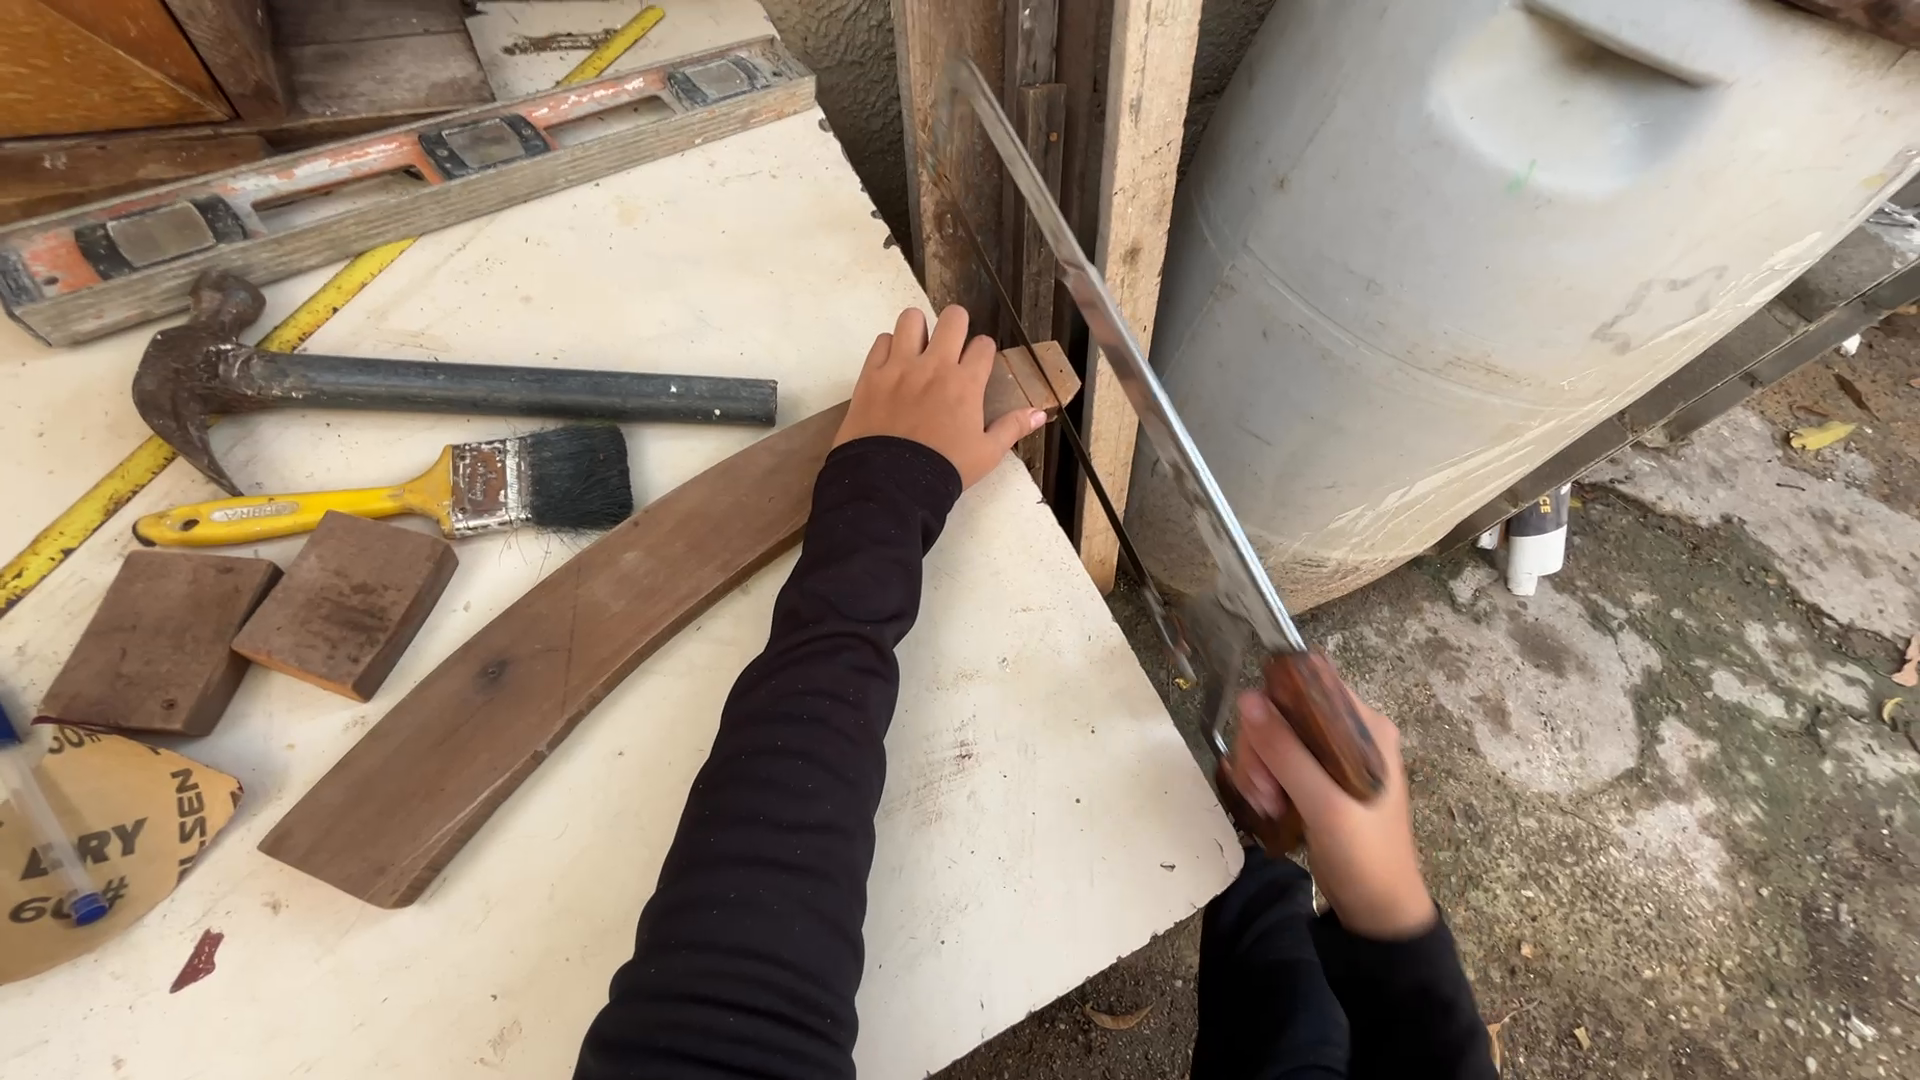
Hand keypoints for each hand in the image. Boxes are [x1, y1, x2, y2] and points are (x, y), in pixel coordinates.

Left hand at [834, 306, 1046, 489]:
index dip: (984, 352)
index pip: (983, 345)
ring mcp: (900, 367)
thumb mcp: (987, 453)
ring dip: (919, 329)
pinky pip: (881, 341)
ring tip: (919, 347)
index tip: (978, 364)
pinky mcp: (871, 375)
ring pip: (911, 320)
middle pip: (953, 319)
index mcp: (966, 383)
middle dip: (957, 325)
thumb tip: (1039, 414)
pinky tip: (893, 364)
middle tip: (952, 344)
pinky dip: (889, 347)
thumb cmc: (944, 469)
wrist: (893, 483)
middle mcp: (934, 367)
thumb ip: (1012, 428)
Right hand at [1227, 687, 1436, 939]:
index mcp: (1365, 726)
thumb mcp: (1323, 803)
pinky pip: (1276, 759)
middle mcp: (1350, 732)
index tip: (1260, 739)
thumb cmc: (1364, 854)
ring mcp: (1333, 755)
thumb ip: (1286, 751)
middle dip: (1262, 747)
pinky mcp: (1317, 777)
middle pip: (1282, 712)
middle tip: (1262, 787)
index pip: (1309, 684)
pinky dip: (1264, 778)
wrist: (1378, 910)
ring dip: (1259, 767)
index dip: (1275, 702)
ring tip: (1264, 802)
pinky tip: (1266, 804)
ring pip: (1273, 736)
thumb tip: (1247, 698)